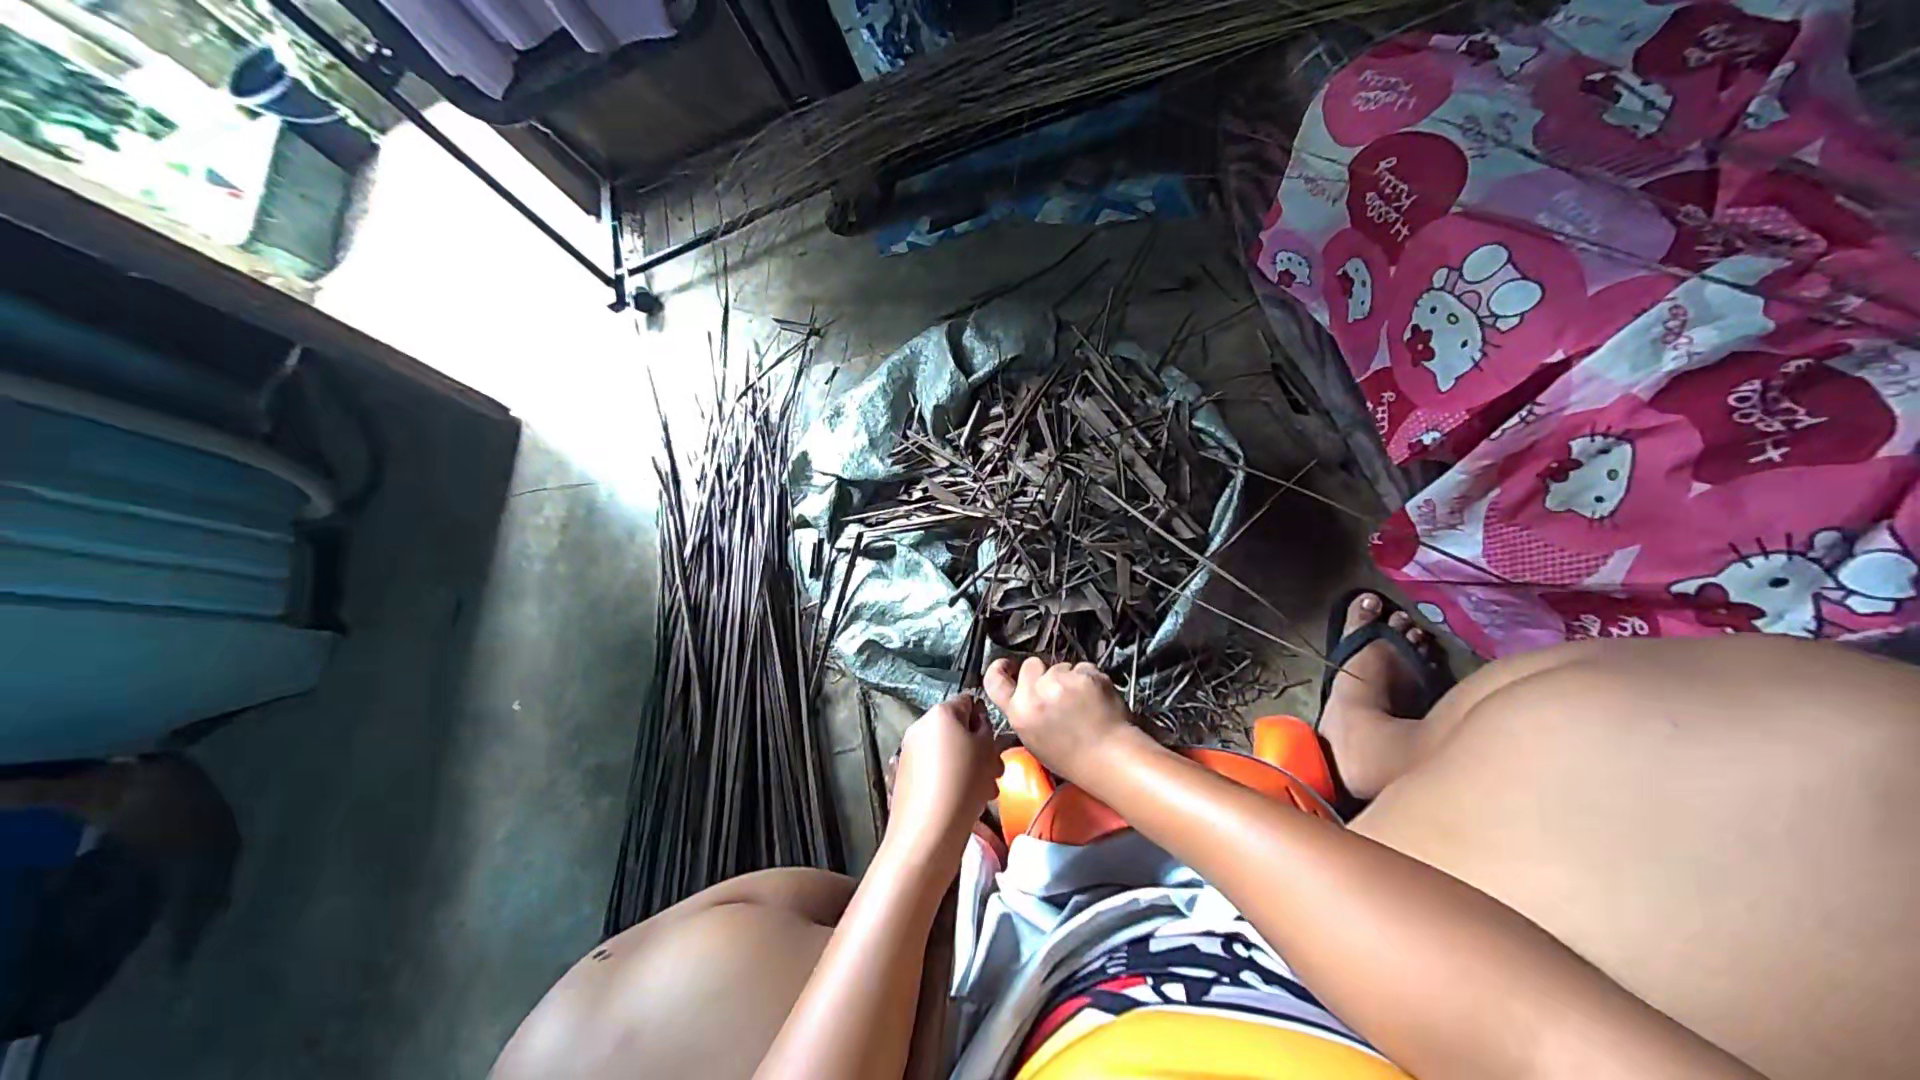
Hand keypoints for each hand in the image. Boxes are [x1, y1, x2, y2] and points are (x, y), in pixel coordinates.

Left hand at [889, 696, 1001, 854]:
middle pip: (957, 729)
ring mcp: (910, 752)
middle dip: (980, 748)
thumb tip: (978, 720)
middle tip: (994, 771)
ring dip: (969, 766)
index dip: (985, 720)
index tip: (995, 742)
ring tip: (984, 791)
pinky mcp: (905, 776)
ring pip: (948, 751)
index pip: (968, 702)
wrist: (928, 831)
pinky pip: (935, 769)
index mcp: (939, 712)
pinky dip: (951, 778)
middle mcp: (919, 726)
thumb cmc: (963, 782)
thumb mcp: (987, 748)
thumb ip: (986, 727)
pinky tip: (966, 800)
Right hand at [983, 658, 1136, 783]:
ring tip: (1081, 702)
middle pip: (1031, 664)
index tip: (1008, 665)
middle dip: (1043, 673)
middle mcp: (1035, 694)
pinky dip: (1089, 679)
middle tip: (1057, 691)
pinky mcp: (1084, 675)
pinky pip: (1083, 668)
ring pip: (1061, 666)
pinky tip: (1095, 698)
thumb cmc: (1073, 758)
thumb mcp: (1034, 740)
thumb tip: (1026, 693)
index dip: (999, 668)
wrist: (1110, 758)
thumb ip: (1024, 712)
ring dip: (1069, 678)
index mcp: (1019, 713)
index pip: (995, 681)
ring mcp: (1061, 681)